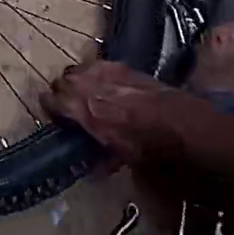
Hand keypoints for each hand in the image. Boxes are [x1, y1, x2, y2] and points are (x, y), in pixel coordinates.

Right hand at [42, 60, 221, 164]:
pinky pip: (96, 65)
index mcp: (84, 110)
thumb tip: (91, 169)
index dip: (48, 107)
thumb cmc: (153, 148)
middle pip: (61, 80)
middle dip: (61, 92)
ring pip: (76, 69)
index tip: (52, 115)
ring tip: (86, 93)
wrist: (185, 124)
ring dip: (77, 80)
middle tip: (69, 106)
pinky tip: (106, 85)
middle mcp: (89, 86)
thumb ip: (101, 160)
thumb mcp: (122, 158)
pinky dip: (95, 73)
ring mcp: (105, 71)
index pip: (51, 99)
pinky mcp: (121, 65)